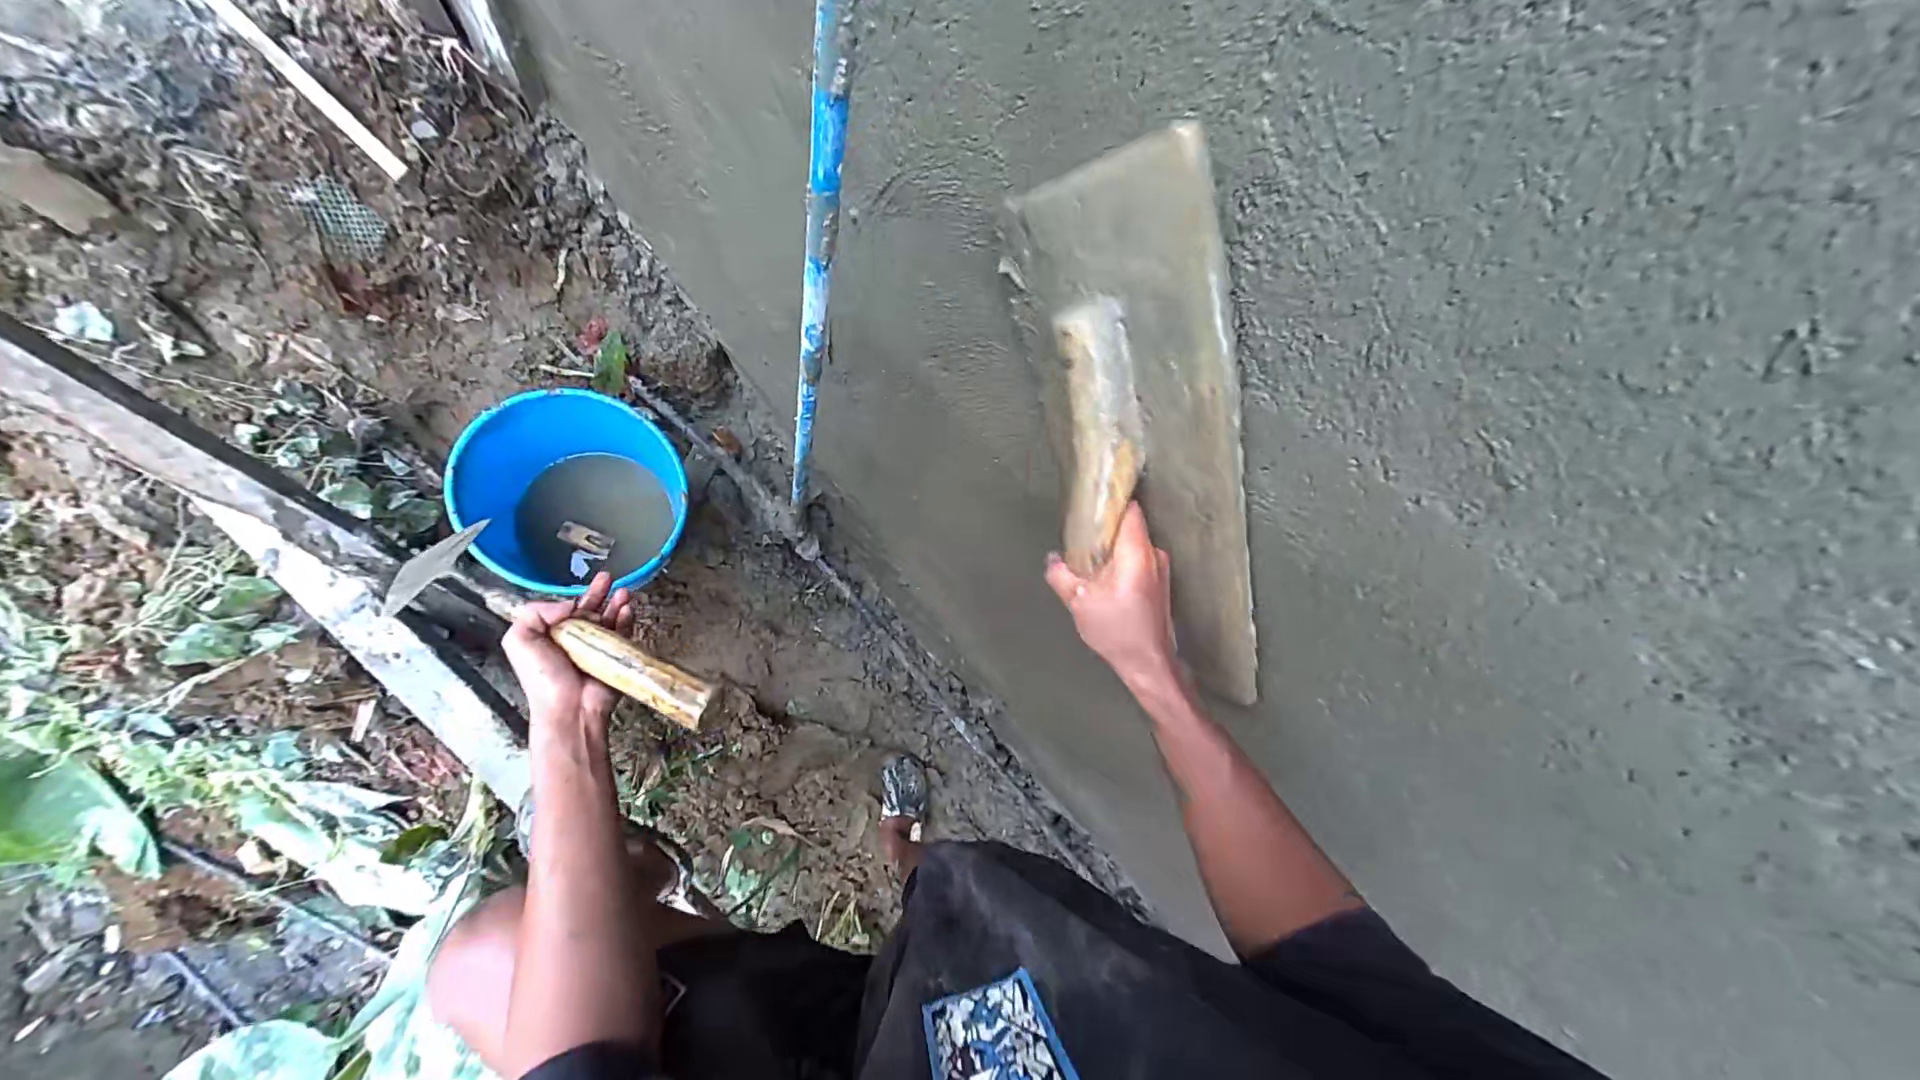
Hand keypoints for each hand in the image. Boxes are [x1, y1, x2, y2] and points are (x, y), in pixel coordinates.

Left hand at [502, 572, 634, 733]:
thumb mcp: (520, 640)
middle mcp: (574, 640)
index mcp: (550, 636)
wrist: (570, 707)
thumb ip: (535, 612)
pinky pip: (624, 632)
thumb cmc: (543, 679)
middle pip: (590, 610)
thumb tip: (569, 604)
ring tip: (623, 591)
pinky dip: (627, 619)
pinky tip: (627, 609)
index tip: (583, 587)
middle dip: (599, 593)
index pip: (565, 609)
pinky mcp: (616, 655)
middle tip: (607, 577)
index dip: (575, 597)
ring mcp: (597, 647)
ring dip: (617, 603)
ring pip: (609, 618)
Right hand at [1045, 502, 1179, 691]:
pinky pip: (1138, 559)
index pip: (1130, 510)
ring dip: (1111, 549)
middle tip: (1082, 537)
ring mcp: (1160, 569)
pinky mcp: (1159, 582)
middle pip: (1129, 526)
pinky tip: (1104, 580)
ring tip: (1090, 563)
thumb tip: (1053, 560)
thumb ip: (1060, 574)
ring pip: (1132, 544)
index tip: (1093, 501)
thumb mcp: (1078, 601)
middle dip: (1105, 529)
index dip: (1111, 501)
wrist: (1148, 663)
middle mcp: (1154, 556)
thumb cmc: (1120, 634)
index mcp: (1137, 554)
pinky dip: (1121, 563)